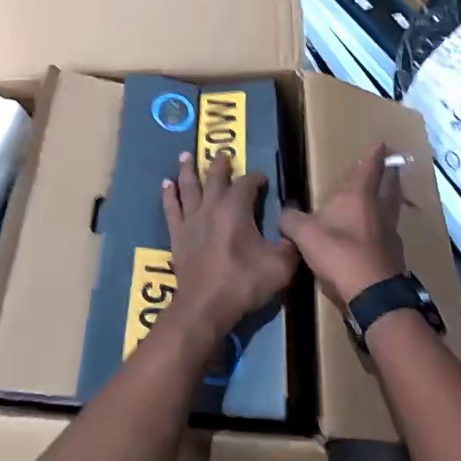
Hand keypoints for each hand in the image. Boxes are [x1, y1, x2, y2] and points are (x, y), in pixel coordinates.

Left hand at [162, 151, 298, 341]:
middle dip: (220, 164)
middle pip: (215, 178)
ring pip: (188, 187)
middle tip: (222, 154)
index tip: (263, 179)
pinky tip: (166, 184)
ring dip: (188, 170)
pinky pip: (171, 208)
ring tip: (185, 155)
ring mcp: (191, 220)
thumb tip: (294, 231)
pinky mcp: (177, 235)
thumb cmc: (244, 283)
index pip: (247, 183)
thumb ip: (290, 244)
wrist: (205, 306)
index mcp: (236, 209)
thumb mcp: (281, 266)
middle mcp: (211, 207)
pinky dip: (169, 194)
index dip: (256, 178)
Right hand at [279, 144, 406, 304]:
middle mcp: (379, 210)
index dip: (374, 155)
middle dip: (389, 175)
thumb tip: (283, 213)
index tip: (382, 143)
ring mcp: (390, 233)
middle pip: (389, 186)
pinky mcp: (394, 254)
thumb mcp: (304, 235)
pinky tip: (375, 235)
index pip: (368, 169)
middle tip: (391, 167)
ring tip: (383, 198)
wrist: (372, 293)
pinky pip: (389, 233)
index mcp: (359, 197)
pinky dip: (383, 228)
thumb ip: (290, 220)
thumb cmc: (339, 253)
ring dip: (389, 201)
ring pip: (391, 209)